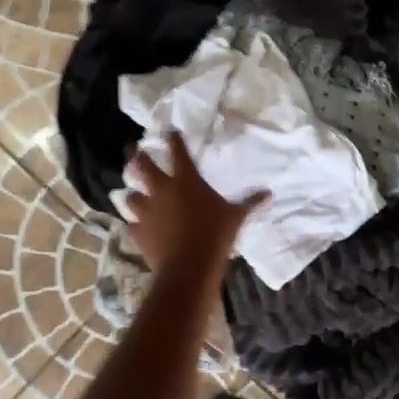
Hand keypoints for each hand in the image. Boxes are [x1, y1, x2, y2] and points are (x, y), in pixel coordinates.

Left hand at [122, 132, 266, 276]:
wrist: (188, 267)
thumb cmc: (214, 235)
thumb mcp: (236, 217)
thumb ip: (249, 203)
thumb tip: (268, 194)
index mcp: (186, 180)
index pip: (177, 152)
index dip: (173, 139)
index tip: (168, 131)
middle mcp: (162, 190)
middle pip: (143, 167)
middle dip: (136, 156)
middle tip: (131, 149)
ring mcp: (147, 211)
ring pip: (130, 196)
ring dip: (132, 194)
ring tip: (132, 193)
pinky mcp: (138, 232)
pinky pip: (132, 224)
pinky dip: (135, 224)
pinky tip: (137, 226)